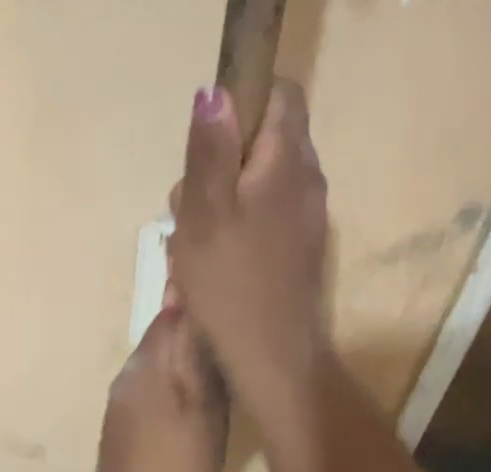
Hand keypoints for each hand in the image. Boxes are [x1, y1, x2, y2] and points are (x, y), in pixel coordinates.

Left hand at [85, 306, 228, 471]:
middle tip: (231, 315)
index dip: (197, 298)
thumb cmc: (176, 467)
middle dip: (191, 321)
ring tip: (217, 348)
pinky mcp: (120, 415)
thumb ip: (198, 362)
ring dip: (181, 350)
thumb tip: (195, 312)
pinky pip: (149, 379)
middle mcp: (127, 372)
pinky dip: (170, 373)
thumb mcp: (203, 413)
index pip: (171, 312)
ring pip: (155, 357)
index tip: (227, 286)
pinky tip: (191, 385)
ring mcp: (120, 395)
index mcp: (147, 365)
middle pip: (161, 333)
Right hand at [169, 82, 328, 384]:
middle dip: (213, 172)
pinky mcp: (293, 255)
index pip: (277, 96)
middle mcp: (305, 183)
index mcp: (286, 163)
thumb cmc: (229, 285)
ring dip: (213, 213)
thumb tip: (213, 92)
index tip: (203, 149)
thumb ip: (208, 152)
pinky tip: (203, 275)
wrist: (270, 359)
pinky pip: (255, 227)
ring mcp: (303, 222)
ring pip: (251, 191)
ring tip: (187, 253)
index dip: (238, 107)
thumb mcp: (204, 214)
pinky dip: (227, 240)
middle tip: (185, 214)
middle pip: (256, 148)